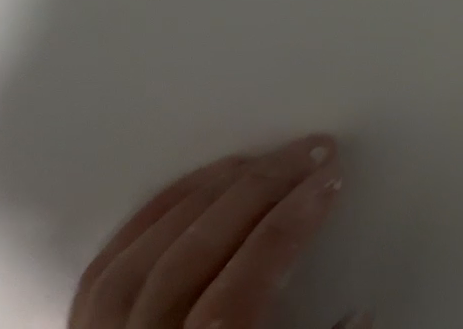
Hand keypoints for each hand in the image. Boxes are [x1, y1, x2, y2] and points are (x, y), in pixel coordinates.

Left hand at [69, 136, 361, 328]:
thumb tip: (361, 314)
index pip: (239, 290)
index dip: (288, 226)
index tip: (330, 179)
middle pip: (188, 261)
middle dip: (257, 191)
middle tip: (310, 150)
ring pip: (139, 262)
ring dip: (204, 197)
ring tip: (259, 159)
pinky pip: (101, 276)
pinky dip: (147, 221)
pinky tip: (194, 190)